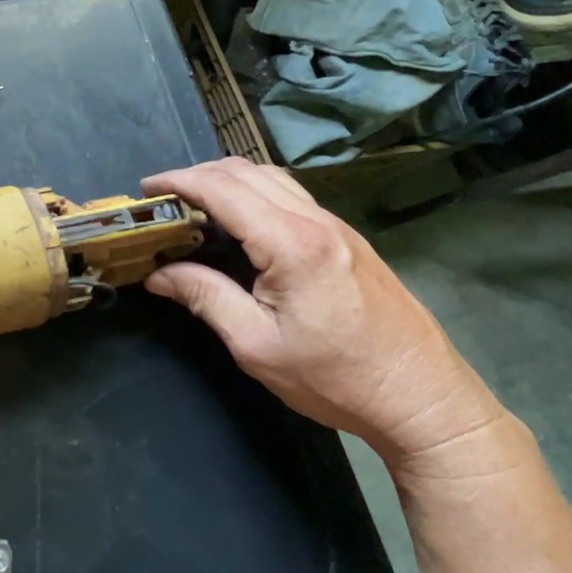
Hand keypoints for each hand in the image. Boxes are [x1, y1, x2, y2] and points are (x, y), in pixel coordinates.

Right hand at [142, 158, 504, 464]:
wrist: (425, 401)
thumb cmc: (337, 379)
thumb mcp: (257, 346)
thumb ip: (205, 298)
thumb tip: (158, 274)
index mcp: (291, 243)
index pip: (222, 189)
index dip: (178, 181)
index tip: (146, 190)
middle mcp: (315, 221)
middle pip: (245, 171)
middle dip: (197, 174)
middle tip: (164, 198)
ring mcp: (337, 227)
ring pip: (271, 177)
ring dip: (228, 179)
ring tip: (196, 203)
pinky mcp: (349, 239)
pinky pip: (291, 195)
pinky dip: (254, 191)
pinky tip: (241, 219)